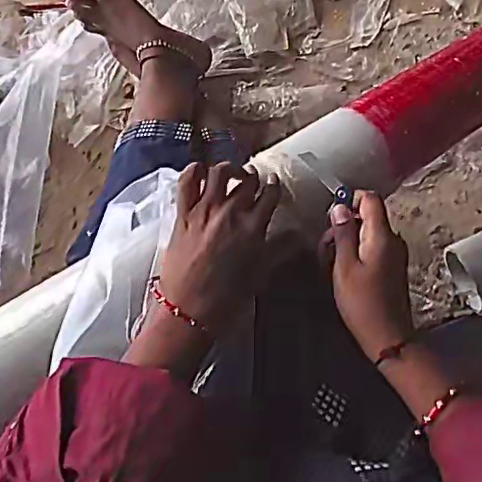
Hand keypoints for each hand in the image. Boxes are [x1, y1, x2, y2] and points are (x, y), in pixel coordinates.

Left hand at [153, 161, 282, 333]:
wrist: (188, 311)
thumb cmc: (225, 299)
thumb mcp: (260, 274)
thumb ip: (279, 250)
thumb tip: (298, 237)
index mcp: (253, 228)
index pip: (270, 194)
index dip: (273, 187)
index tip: (273, 187)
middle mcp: (230, 213)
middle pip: (248, 180)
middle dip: (253, 177)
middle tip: (252, 182)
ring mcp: (204, 211)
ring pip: (220, 172)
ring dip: (229, 169)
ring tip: (231, 175)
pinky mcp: (183, 214)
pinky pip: (188, 181)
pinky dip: (195, 171)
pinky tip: (201, 172)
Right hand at [323, 190, 414, 358]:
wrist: (387, 336)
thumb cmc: (363, 304)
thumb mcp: (344, 267)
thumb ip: (342, 234)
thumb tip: (339, 208)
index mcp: (382, 237)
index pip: (371, 199)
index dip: (351, 200)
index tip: (333, 215)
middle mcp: (393, 240)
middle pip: (368, 216)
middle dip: (344, 224)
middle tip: (326, 245)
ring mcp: (394, 253)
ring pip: (368, 232)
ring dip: (348, 240)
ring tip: (331, 260)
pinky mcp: (392, 266)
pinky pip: (372, 247)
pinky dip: (356, 251)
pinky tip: (343, 269)